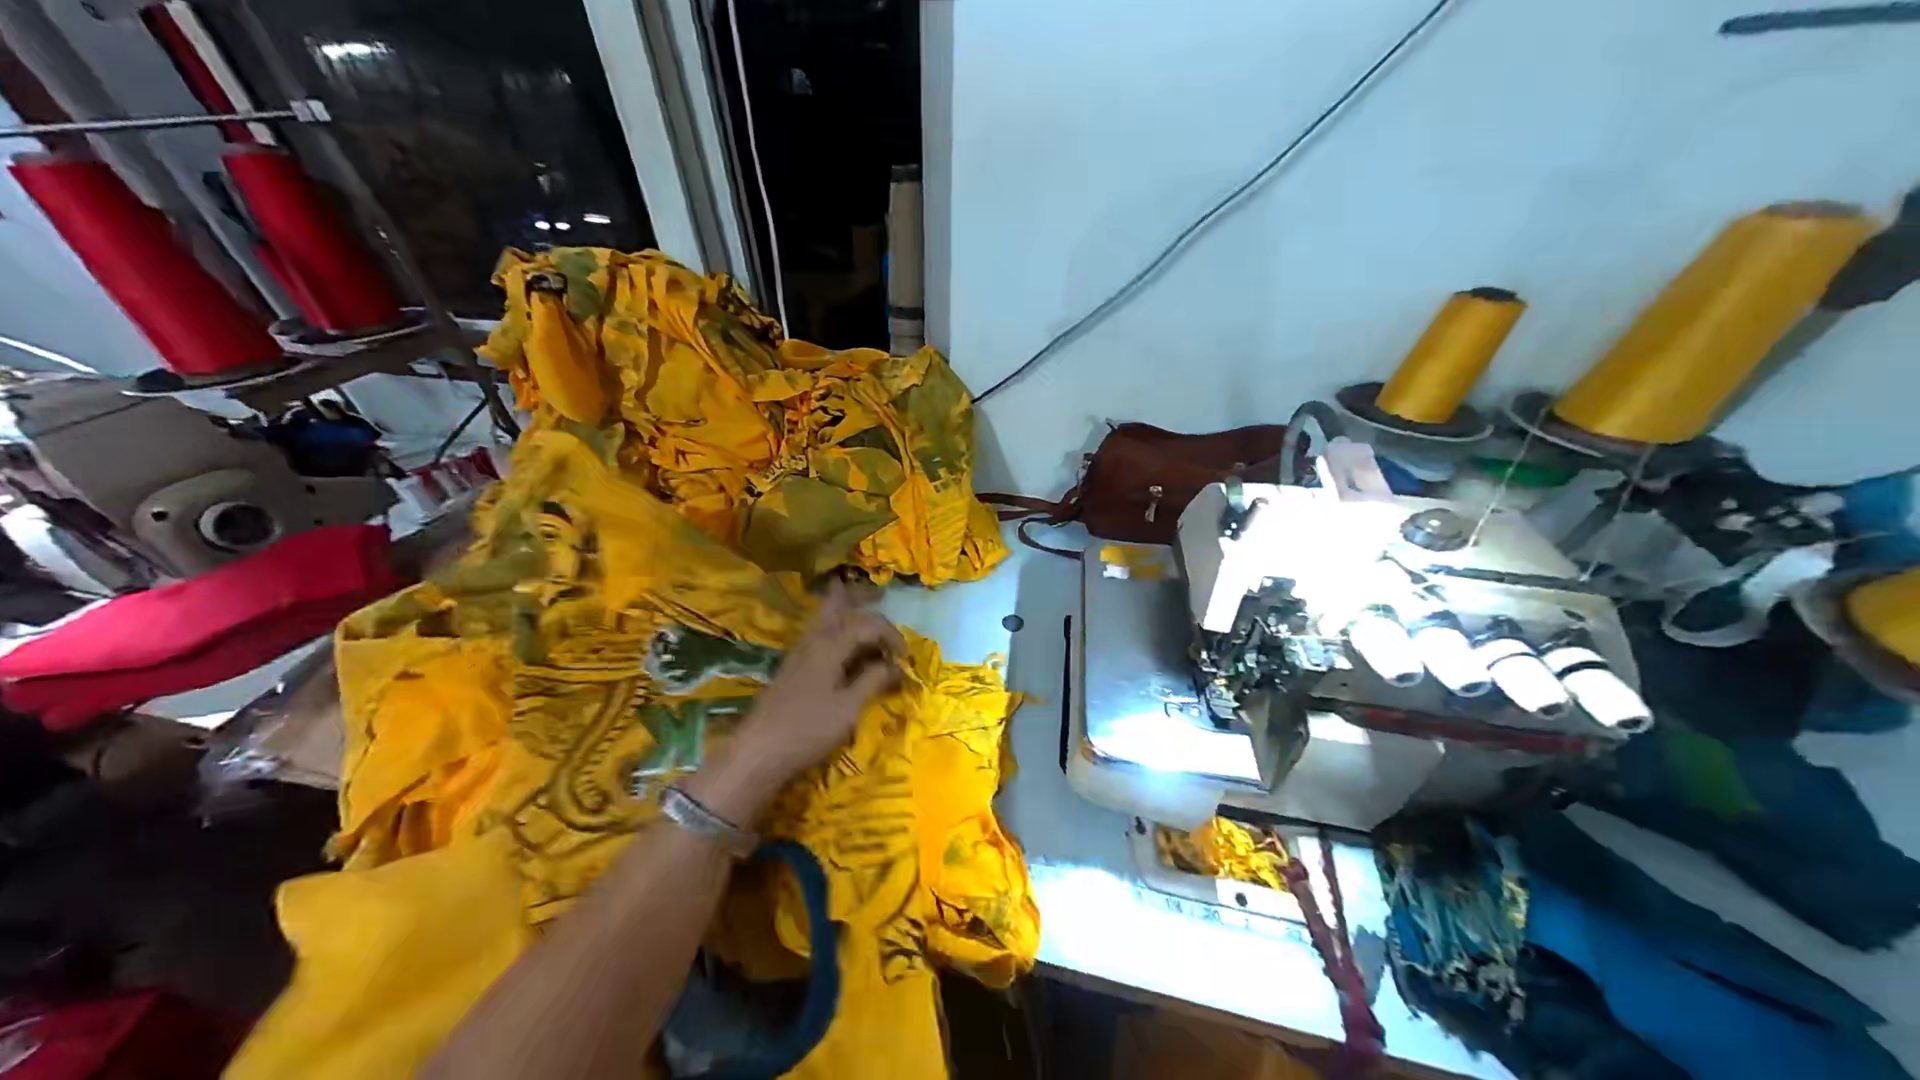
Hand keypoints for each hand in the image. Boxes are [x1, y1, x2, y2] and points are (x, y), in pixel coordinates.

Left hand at [685, 581, 904, 823]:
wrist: (759, 752)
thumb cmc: (808, 729)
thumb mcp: (848, 708)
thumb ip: (873, 681)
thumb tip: (896, 665)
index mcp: (829, 645)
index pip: (867, 624)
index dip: (891, 635)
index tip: (906, 657)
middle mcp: (813, 640)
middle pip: (836, 604)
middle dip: (858, 595)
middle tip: (879, 594)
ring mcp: (799, 652)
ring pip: (824, 617)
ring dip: (846, 610)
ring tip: (864, 610)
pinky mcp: (793, 667)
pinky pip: (819, 634)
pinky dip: (836, 629)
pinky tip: (845, 645)